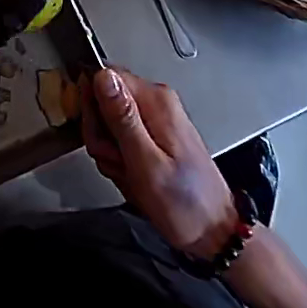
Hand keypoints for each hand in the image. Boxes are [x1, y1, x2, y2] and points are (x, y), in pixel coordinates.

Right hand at [81, 67, 239, 257]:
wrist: (213, 231)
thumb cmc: (185, 203)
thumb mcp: (146, 163)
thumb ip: (122, 118)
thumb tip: (103, 76)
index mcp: (156, 101)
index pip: (104, 77)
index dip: (93, 106)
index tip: (100, 136)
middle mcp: (156, 101)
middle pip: (104, 99)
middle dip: (101, 135)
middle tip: (118, 161)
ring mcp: (155, 117)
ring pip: (108, 122)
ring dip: (110, 152)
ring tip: (130, 173)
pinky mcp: (153, 133)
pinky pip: (120, 137)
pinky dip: (120, 159)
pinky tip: (133, 175)